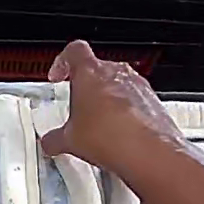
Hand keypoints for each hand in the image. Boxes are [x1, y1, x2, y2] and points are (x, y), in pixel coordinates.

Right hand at [38, 40, 189, 177]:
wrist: (147, 151)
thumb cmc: (111, 135)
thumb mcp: (70, 140)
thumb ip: (56, 138)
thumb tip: (50, 143)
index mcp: (90, 72)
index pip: (74, 51)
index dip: (63, 61)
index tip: (59, 75)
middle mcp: (117, 73)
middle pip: (97, 69)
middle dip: (86, 87)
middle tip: (78, 106)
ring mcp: (138, 86)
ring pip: (118, 85)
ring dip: (107, 100)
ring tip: (98, 125)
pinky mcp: (153, 102)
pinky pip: (135, 101)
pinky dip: (126, 113)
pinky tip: (117, 135)